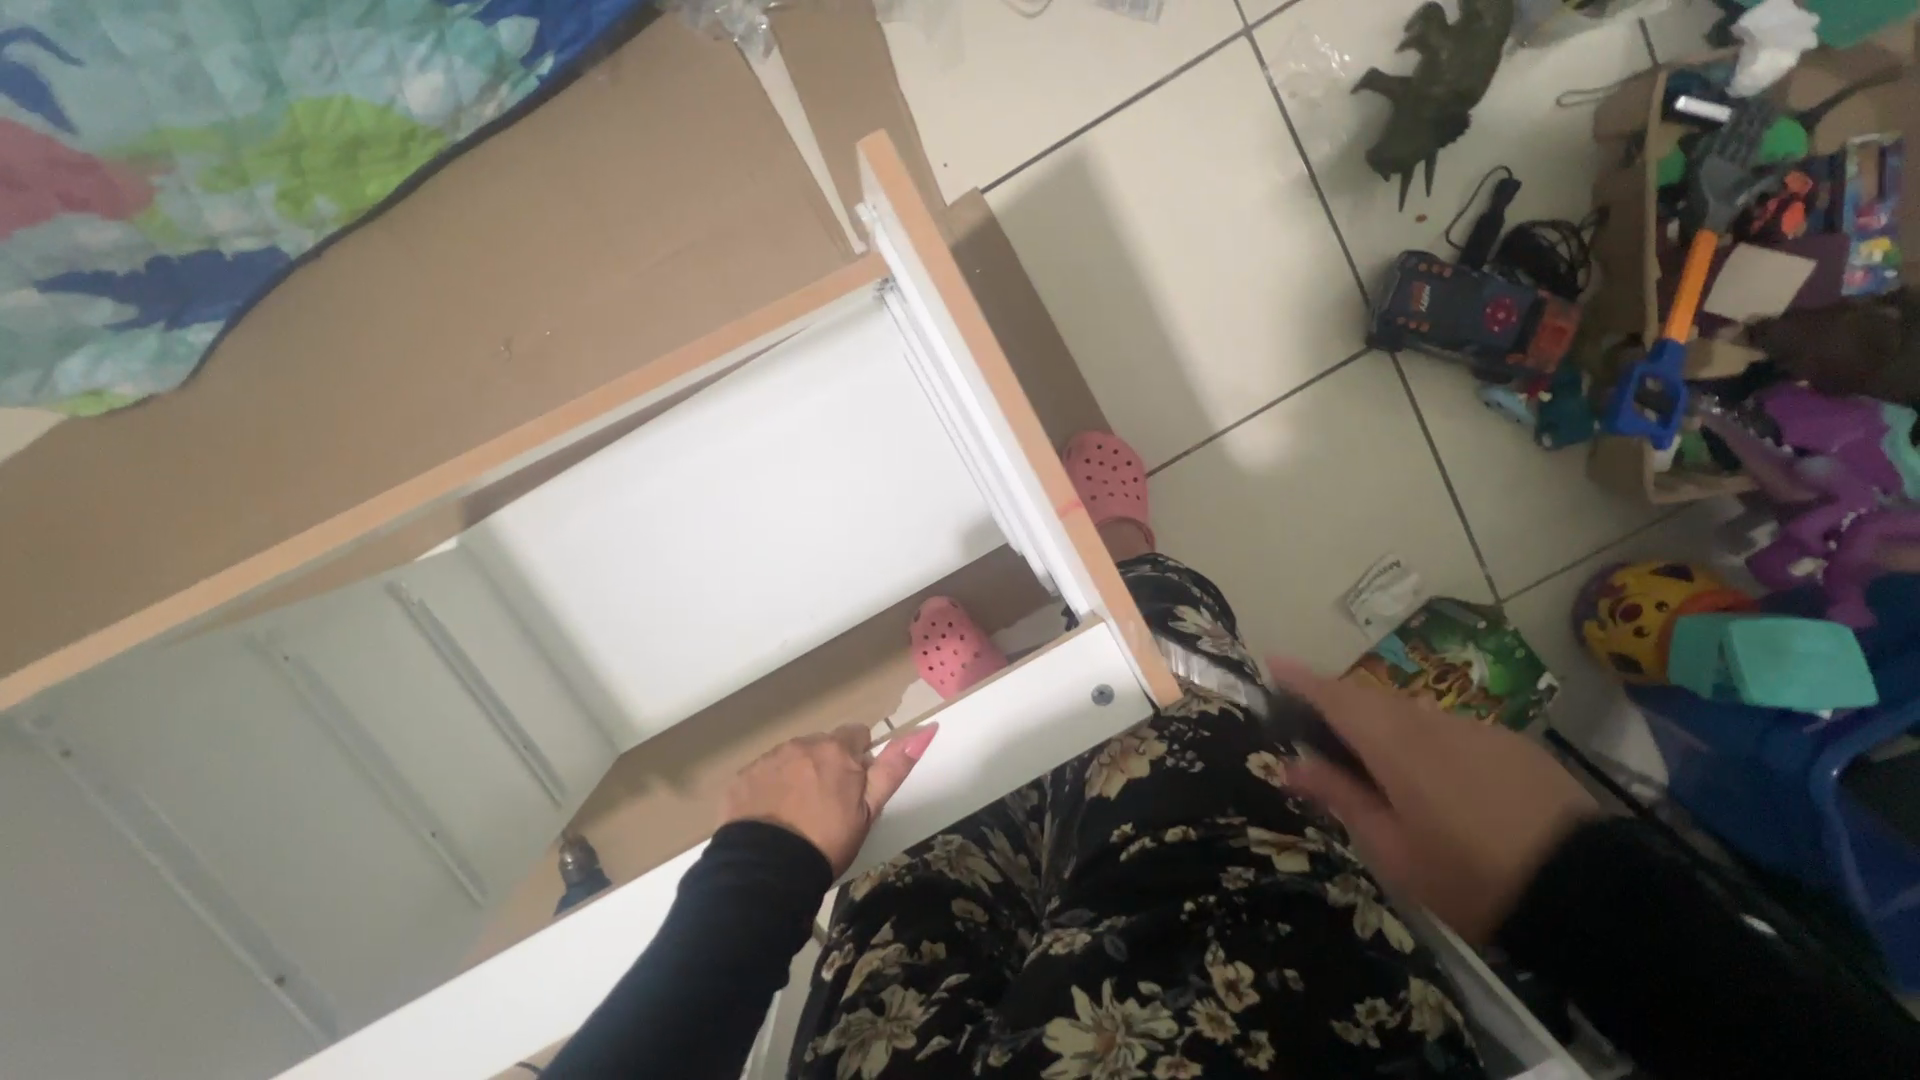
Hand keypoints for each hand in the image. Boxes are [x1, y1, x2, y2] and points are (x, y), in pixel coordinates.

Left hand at [720, 722, 937, 875]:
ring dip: (797, 775)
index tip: (853, 788)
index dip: (858, 759)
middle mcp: (801, 744)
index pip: (856, 735)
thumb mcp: (869, 810)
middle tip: (825, 806)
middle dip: (826, 765)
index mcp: (836, 750)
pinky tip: (771, 816)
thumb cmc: (827, 842)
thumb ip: (894, 768)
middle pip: (821, 746)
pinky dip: (769, 788)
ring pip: (791, 758)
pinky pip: (763, 774)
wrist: (767, 871)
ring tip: (796, 814)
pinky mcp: (742, 777)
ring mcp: (768, 759)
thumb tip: (926, 729)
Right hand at [1271, 659, 1600, 943]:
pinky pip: (1450, 731)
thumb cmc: (1471, 877)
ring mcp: (1477, 729)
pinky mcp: (1512, 744)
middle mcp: (1431, 722)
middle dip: (1337, 704)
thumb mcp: (1392, 849)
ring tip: (1376, 768)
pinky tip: (1437, 785)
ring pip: (1412, 715)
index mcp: (1394, 745)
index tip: (1272, 661)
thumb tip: (1289, 764)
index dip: (1300, 678)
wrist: (1592, 893)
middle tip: (1315, 732)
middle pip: (1370, 699)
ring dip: (1383, 727)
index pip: (1334, 696)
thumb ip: (1339, 797)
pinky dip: (1425, 743)